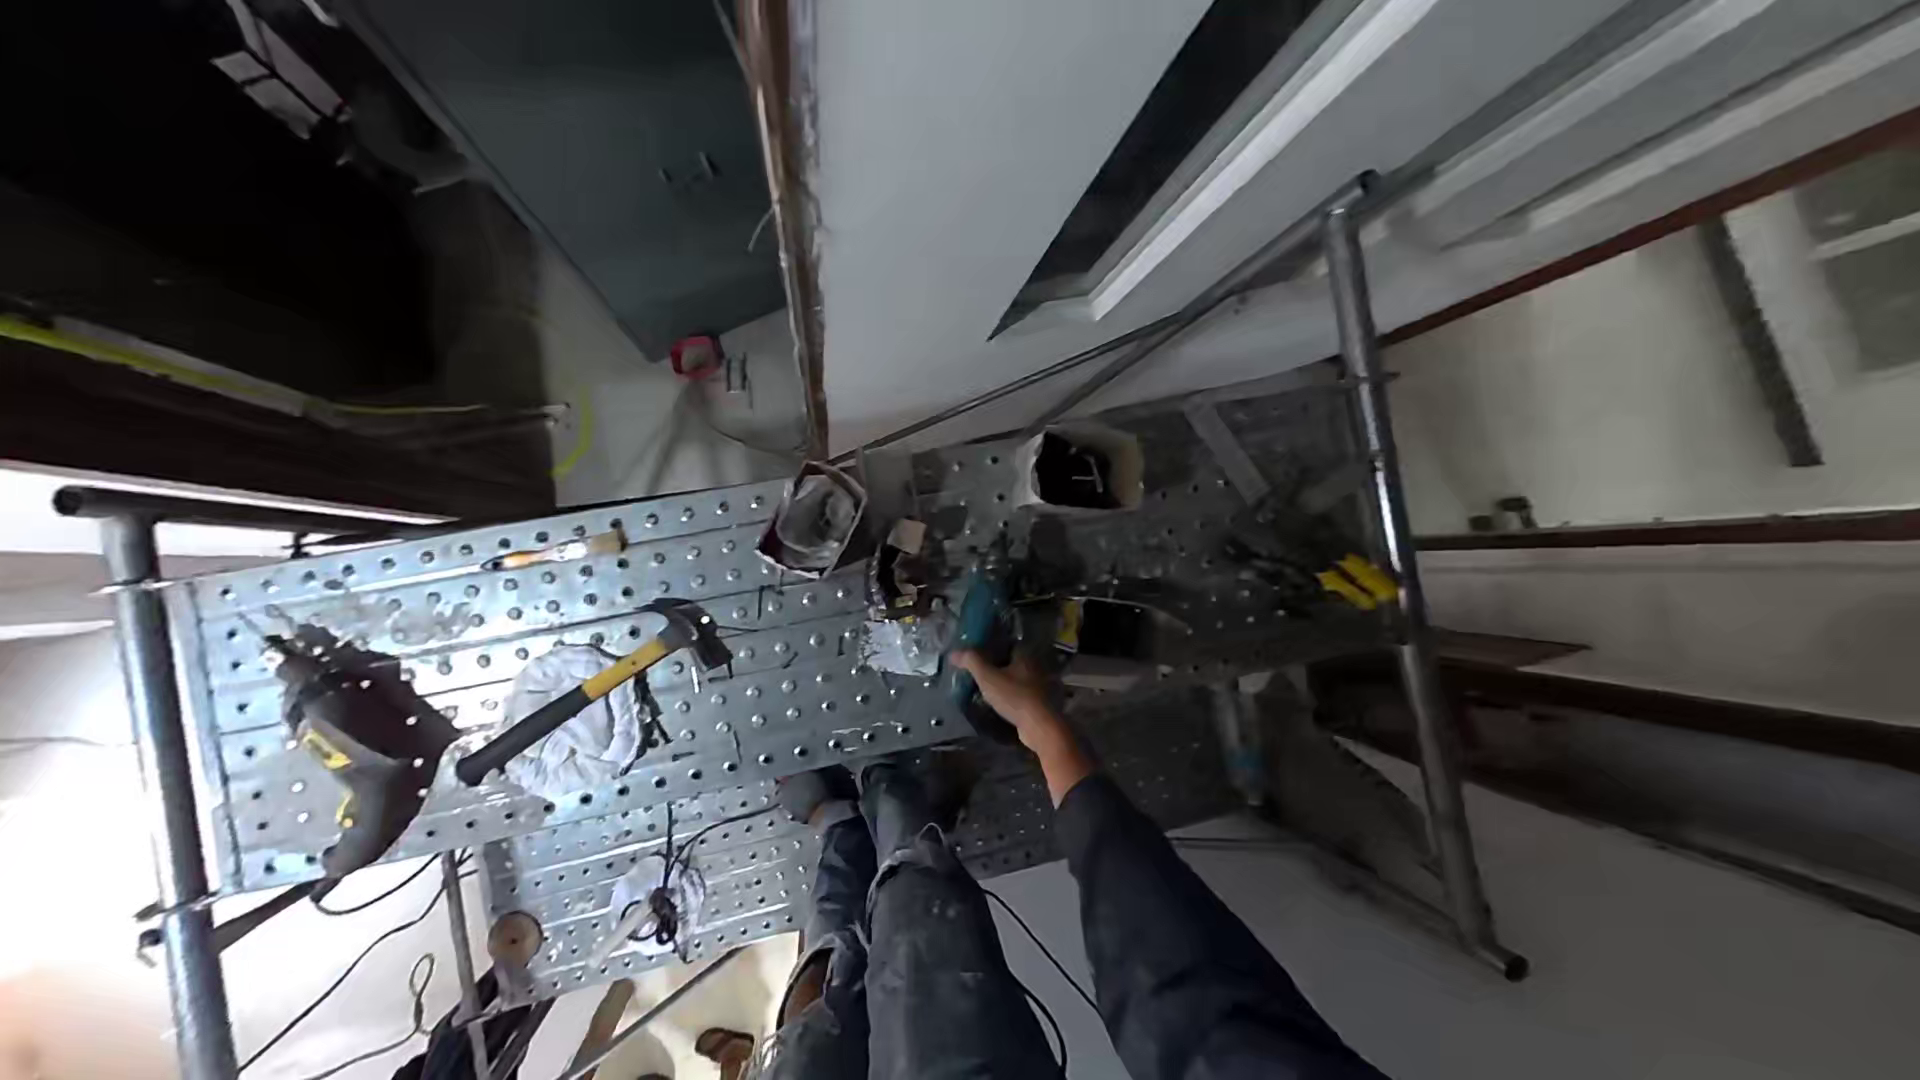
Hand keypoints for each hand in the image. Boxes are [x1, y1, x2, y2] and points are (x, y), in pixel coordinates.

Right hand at [951, 650, 1054, 732]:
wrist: (1039, 726)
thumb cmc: (1014, 696)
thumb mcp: (987, 677)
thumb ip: (971, 661)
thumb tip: (953, 653)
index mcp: (1026, 654)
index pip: (1009, 643)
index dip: (994, 646)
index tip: (980, 653)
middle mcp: (1036, 666)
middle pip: (1014, 661)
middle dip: (999, 665)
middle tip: (981, 672)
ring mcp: (1041, 685)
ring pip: (1019, 679)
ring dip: (1006, 682)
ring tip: (987, 688)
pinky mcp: (1041, 702)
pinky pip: (1023, 694)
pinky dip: (1012, 696)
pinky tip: (1001, 703)